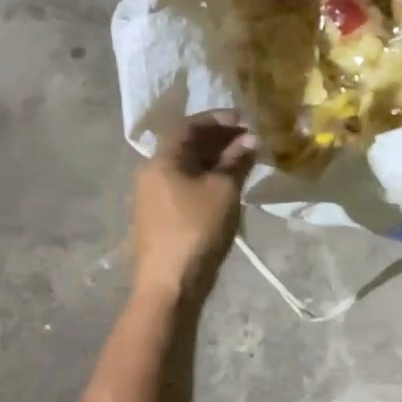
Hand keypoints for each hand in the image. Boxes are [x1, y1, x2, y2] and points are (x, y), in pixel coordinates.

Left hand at [131, 112, 257, 301]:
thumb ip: (238, 159)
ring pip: (186, 164)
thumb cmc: (197, 228)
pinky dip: (206, 174)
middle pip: (185, 143)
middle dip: (219, 137)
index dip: (218, 118)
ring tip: (244, 160)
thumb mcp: (225, 189)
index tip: (246, 119)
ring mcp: (152, 194)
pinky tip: (227, 182)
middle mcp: (151, 171)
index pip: (189, 125)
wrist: (170, 282)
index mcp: (161, 160)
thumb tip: (251, 138)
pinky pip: (184, 181)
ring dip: (214, 157)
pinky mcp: (158, 213)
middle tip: (250, 139)